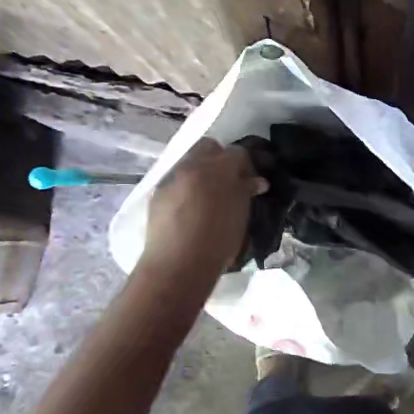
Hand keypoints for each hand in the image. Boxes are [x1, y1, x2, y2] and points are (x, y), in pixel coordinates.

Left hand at [142, 139, 266, 270]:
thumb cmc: (218, 241)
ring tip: (210, 196)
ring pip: (190, 162)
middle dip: (221, 159)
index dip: (247, 165)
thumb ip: (247, 192)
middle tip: (230, 182)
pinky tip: (192, 208)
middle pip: (209, 147)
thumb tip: (256, 182)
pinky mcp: (157, 194)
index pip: (238, 153)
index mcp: (217, 168)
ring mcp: (171, 178)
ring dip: (202, 172)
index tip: (251, 183)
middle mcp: (191, 166)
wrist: (177, 266)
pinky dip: (187, 187)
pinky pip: (176, 180)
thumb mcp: (241, 215)